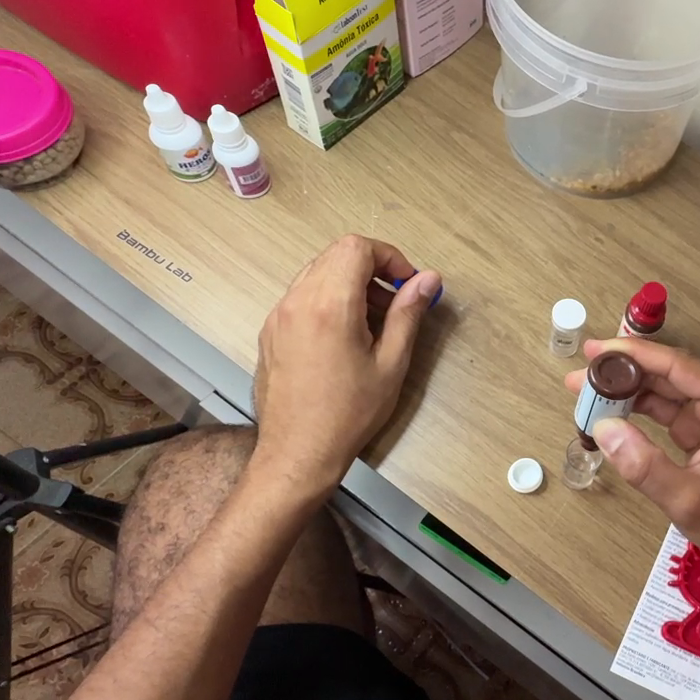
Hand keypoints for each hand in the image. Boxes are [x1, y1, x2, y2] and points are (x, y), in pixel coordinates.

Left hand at [251, 235, 440, 497]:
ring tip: (374, 322)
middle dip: (372, 268)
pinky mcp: (271, 330)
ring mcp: (279, 314)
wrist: (298, 451)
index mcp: (330, 305)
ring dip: (351, 282)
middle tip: (396, 304)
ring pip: (318, 272)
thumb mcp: (391, 363)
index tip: (408, 286)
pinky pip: (303, 294)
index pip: (357, 248)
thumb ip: (408, 313)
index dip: (389, 257)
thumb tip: (428, 279)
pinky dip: (330, 298)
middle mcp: (298, 300)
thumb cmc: (351, 412)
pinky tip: (347, 335)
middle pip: (336, 254)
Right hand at [566, 339, 699, 576]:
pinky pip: (669, 410)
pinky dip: (640, 411)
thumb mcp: (690, 502)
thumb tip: (603, 428)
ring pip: (665, 389)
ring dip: (628, 391)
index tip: (593, 349)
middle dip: (623, 373)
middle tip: (578, 377)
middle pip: (668, 372)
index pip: (677, 365)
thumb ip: (646, 467)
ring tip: (584, 393)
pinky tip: (610, 413)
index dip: (632, 354)